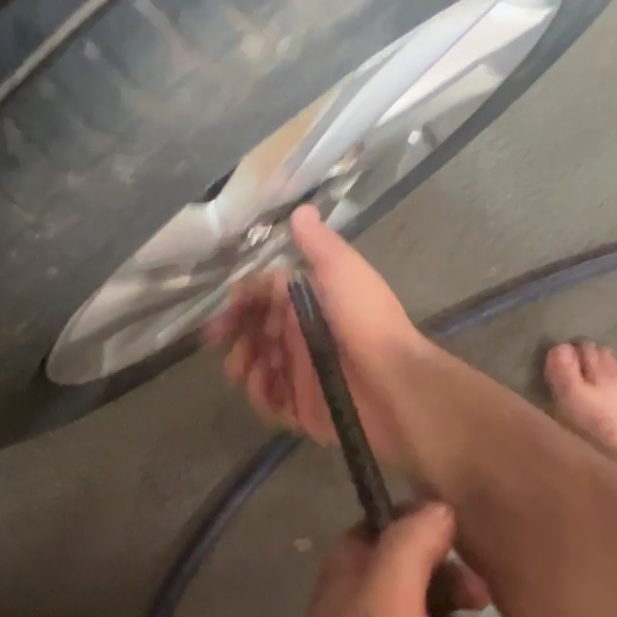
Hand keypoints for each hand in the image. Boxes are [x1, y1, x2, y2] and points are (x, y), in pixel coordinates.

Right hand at [204, 206, 431, 466]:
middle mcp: (302, 334)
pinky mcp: (302, 407)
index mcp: (310, 302)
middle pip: (254, 330)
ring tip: (241, 368)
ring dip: (242, 363)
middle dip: (234, 332)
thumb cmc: (366, 321)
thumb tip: (301, 209)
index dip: (242, 300)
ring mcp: (302, 372)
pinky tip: (261, 387)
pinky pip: (269, 400)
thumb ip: (319, 244)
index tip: (226, 308)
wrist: (395, 384)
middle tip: (220, 339)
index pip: (264, 295)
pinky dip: (259, 393)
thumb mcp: (343, 271)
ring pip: (256, 365)